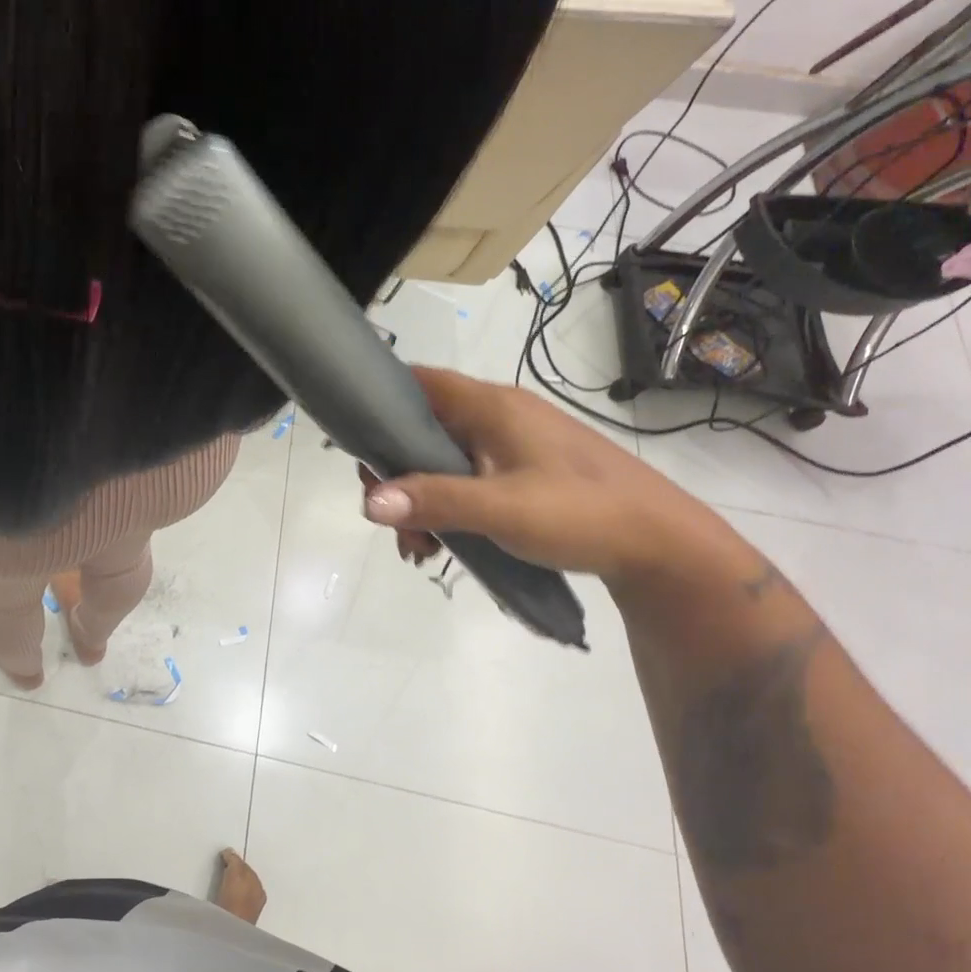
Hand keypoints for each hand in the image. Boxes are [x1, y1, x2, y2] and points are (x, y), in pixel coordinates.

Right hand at [358, 367, 728, 585]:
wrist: (661, 546)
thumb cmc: (584, 513)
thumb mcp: (503, 510)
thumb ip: (435, 501)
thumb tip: (368, 502)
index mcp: (493, 408)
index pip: (418, 382)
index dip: (377, 401)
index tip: (351, 443)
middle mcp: (497, 418)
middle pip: (418, 430)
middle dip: (393, 475)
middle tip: (391, 520)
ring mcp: (509, 446)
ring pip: (437, 462)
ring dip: (416, 501)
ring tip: (419, 548)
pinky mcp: (519, 473)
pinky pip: (461, 482)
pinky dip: (441, 509)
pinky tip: (441, 546)